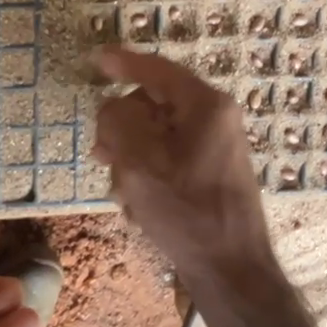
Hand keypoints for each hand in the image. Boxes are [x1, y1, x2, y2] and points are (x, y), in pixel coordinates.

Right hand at [92, 45, 326, 326]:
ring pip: (157, 133)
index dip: (123, 63)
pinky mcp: (213, 170)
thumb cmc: (186, 211)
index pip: (156, 70)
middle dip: (122, 126)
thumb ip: (117, 121)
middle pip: (153, 103)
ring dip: (132, 155)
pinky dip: (148, 171)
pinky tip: (140, 202)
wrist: (230, 267)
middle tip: (100, 153)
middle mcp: (216, 117)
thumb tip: (112, 106)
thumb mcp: (139, 161)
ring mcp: (216, 145)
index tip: (96, 58)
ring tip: (123, 189)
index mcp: (205, 105)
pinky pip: (169, 156)